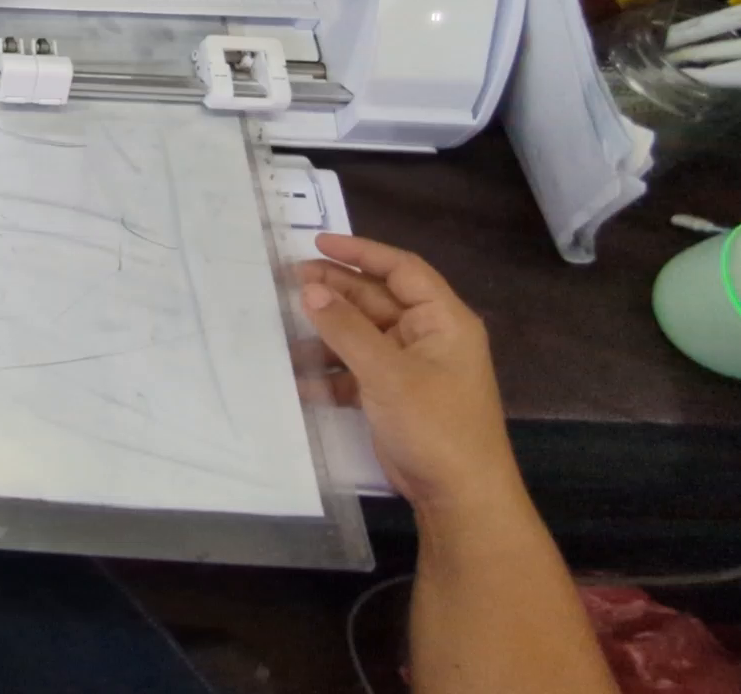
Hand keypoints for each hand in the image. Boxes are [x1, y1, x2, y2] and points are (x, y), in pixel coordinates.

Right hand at [299, 233, 526, 517]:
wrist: (458, 496)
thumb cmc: (434, 426)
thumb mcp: (386, 373)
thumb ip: (345, 328)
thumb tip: (309, 288)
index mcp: (443, 323)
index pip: (402, 270)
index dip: (361, 252)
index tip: (316, 243)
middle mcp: (426, 337)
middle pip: (374, 298)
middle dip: (333, 289)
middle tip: (288, 279)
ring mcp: (407, 365)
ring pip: (357, 332)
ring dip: (323, 330)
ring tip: (283, 326)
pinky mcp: (389, 392)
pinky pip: (351, 366)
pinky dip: (326, 368)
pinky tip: (298, 376)